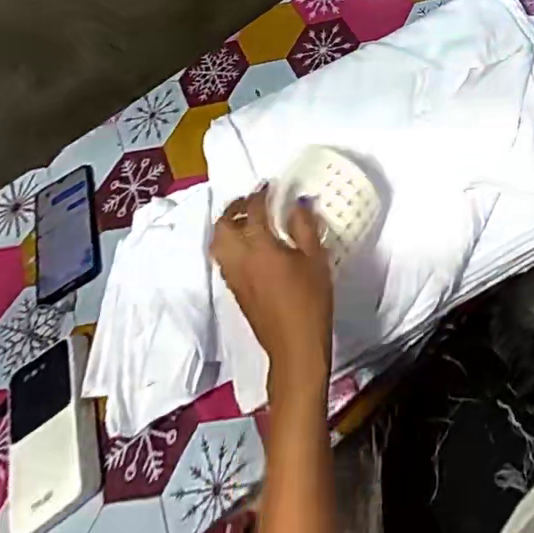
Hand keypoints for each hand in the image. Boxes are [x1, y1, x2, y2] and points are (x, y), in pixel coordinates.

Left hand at [211, 186, 333, 392]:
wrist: (295, 346)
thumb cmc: (310, 300)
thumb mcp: (316, 259)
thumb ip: (304, 227)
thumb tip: (297, 203)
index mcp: (260, 247)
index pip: (254, 211)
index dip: (261, 194)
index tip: (270, 186)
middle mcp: (239, 259)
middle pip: (223, 226)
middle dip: (235, 208)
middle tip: (253, 201)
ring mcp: (234, 277)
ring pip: (218, 243)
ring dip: (228, 226)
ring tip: (248, 221)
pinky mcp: (235, 291)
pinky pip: (223, 258)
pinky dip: (230, 244)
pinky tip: (249, 246)